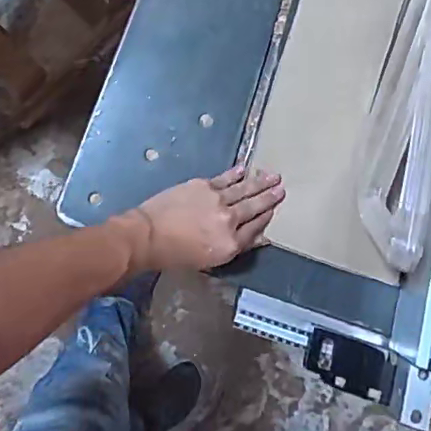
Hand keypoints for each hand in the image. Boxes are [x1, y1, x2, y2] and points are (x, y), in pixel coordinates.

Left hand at [120, 166, 282, 270]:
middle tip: (282, 188)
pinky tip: (245, 169)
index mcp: (231, 243)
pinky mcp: (203, 185)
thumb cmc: (175, 255)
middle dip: (269, 197)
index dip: (265, 218)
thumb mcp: (210, 260)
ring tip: (273, 175)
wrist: (148, 235)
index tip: (274, 208)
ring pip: (243, 189)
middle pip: (254, 207)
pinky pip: (225, 178)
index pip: (255, 228)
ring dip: (259, 182)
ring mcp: (217, 199)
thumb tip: (255, 236)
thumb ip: (234, 246)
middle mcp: (229, 219)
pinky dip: (236, 174)